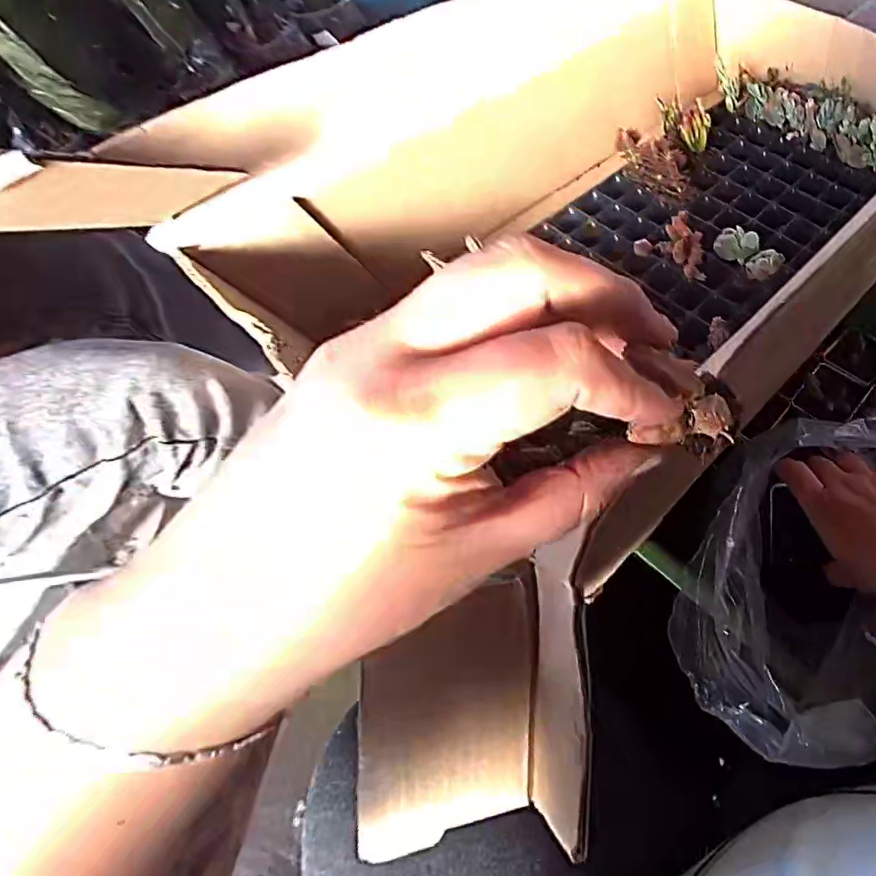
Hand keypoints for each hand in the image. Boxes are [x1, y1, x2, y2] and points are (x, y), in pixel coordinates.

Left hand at [33, 236, 686, 749]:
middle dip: (614, 296)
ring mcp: (370, 334)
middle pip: (524, 269)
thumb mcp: (490, 548)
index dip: (633, 384)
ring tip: (626, 336)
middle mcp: (388, 350)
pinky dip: (538, 306)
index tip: (668, 416)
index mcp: (416, 416)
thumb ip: (583, 485)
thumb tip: (650, 447)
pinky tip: (566, 347)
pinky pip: (470, 293)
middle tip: (660, 343)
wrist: (207, 611)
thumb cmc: (353, 599)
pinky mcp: (367, 339)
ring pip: (495, 264)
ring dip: (578, 289)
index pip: (560, 360)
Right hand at [775, 453, 875, 611]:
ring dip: (835, 463)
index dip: (785, 468)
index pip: (796, 474)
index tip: (781, 470)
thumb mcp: (852, 576)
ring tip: (834, 474)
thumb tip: (832, 570)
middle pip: (819, 461)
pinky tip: (865, 486)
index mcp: (822, 505)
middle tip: (807, 476)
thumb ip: (837, 570)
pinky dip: (859, 471)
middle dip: (810, 465)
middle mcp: (843, 484)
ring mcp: (870, 479)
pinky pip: (867, 468)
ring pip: (844, 458)